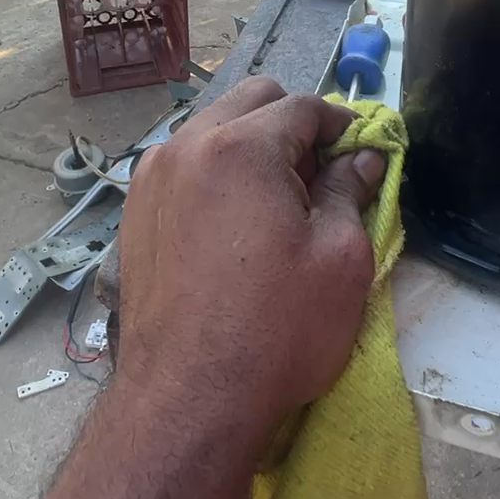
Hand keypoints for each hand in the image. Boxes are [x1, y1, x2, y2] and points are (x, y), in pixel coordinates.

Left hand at [116, 77, 387, 437]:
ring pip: (212, 126)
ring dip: (251, 143)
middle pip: (251, 101)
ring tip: (274, 198)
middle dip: (292, 123)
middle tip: (317, 173)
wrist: (189, 397)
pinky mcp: (135, 207)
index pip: (300, 106)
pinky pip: (183, 162)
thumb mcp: (340, 258)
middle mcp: (187, 145)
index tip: (359, 149)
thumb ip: (351, 190)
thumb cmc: (276, 329)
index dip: (339, 123)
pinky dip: (215, 168)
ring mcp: (152, 174)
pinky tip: (231, 219)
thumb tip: (364, 157)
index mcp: (241, 147)